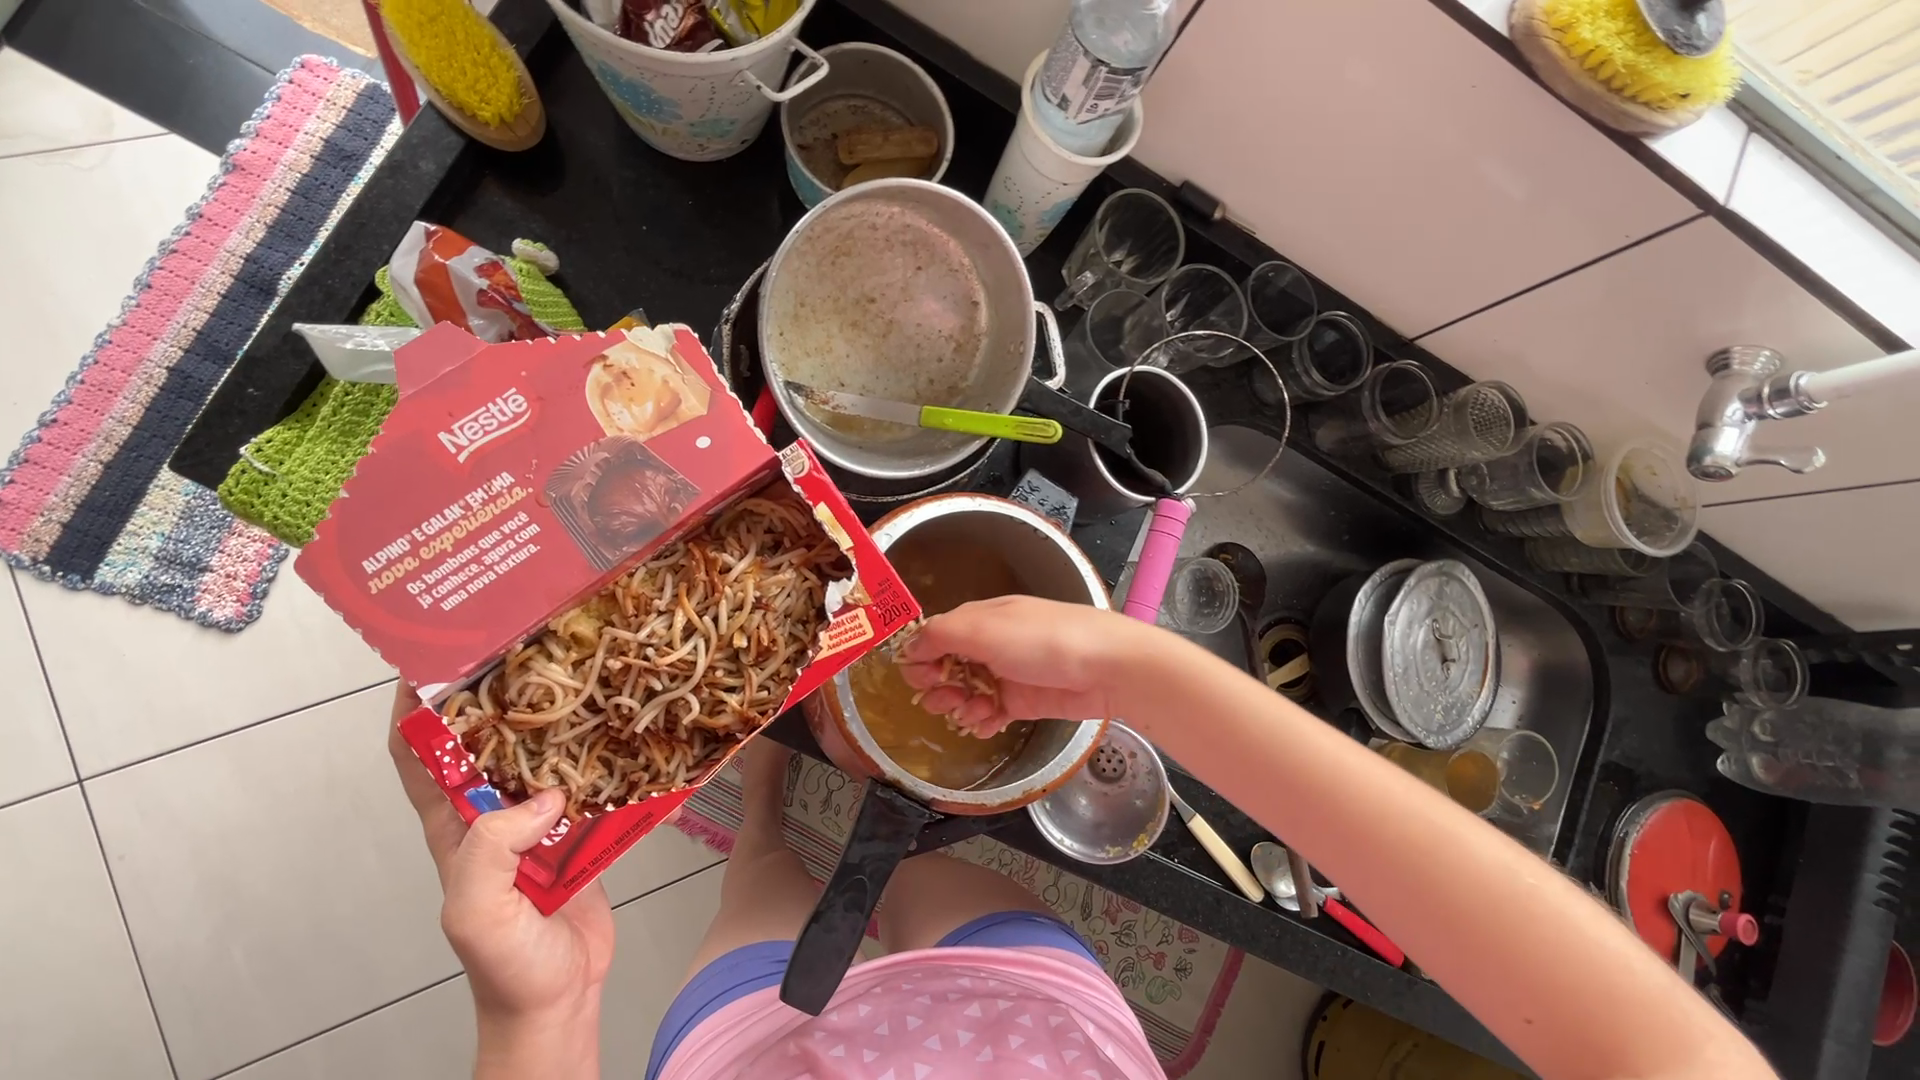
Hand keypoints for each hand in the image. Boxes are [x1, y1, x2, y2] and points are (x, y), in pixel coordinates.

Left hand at [386, 687, 614, 1027]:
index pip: (419, 752)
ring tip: (586, 679)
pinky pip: (591, 785)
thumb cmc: (507, 965)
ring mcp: (539, 822)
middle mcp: (492, 814)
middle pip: (490, 740)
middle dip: (501, 696)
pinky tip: (625, 735)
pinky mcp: (582, 831)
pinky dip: (603, 759)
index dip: (417, 703)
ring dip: (559, 722)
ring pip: (544, 757)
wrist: (560, 998)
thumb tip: (544, 798)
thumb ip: (491, 851)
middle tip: (531, 649)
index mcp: (453, 826)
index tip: (440, 654)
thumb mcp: (477, 912)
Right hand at [897, 596, 1155, 736]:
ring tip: (971, 714)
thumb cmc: (1044, 640)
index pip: (935, 636)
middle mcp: (990, 645)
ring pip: (966, 694)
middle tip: (944, 700)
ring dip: (960, 707)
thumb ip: (939, 635)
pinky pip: (990, 713)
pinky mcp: (1023, 701)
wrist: (1108, 667)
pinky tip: (987, 724)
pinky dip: (983, 721)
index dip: (922, 657)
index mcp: (979, 619)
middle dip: (938, 686)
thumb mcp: (984, 628)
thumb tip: (907, 646)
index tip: (919, 676)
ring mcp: (1007, 674)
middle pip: (947, 668)